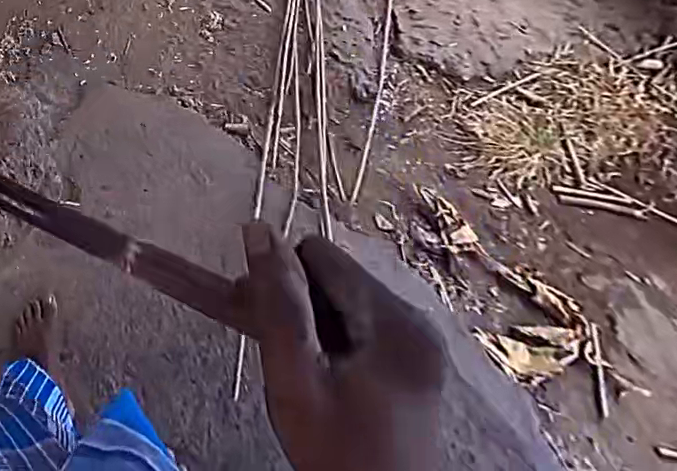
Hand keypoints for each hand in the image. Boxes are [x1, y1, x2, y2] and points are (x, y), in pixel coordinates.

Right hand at [238, 222, 445, 470]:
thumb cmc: (338, 451)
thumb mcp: (295, 375)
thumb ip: (278, 300)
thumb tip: (258, 228)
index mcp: (396, 322)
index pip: (317, 254)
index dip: (280, 278)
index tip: (263, 318)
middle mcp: (415, 321)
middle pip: (329, 273)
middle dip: (292, 298)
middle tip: (276, 344)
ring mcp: (417, 341)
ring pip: (336, 295)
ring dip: (306, 318)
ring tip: (295, 360)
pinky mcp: (410, 359)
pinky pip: (353, 319)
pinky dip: (326, 334)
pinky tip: (319, 368)